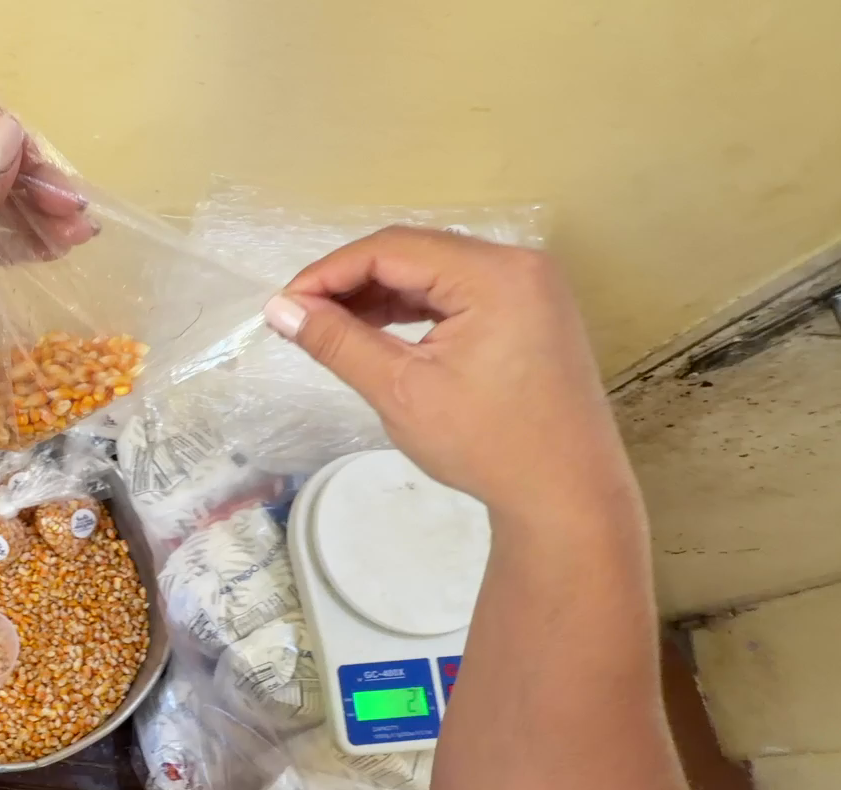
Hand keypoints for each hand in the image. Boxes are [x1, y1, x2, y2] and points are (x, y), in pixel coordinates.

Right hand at [262, 227, 639, 528]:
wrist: (560, 489)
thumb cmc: (481, 440)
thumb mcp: (397, 389)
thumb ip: (336, 341)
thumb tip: (279, 310)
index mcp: (493, 275)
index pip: (391, 249)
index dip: (326, 272)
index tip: (281, 308)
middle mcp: (514, 266)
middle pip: (410, 253)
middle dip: (346, 282)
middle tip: (295, 318)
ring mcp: (522, 288)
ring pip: (426, 274)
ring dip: (370, 295)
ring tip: (322, 328)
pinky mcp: (519, 313)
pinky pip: (447, 296)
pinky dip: (401, 309)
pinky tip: (367, 331)